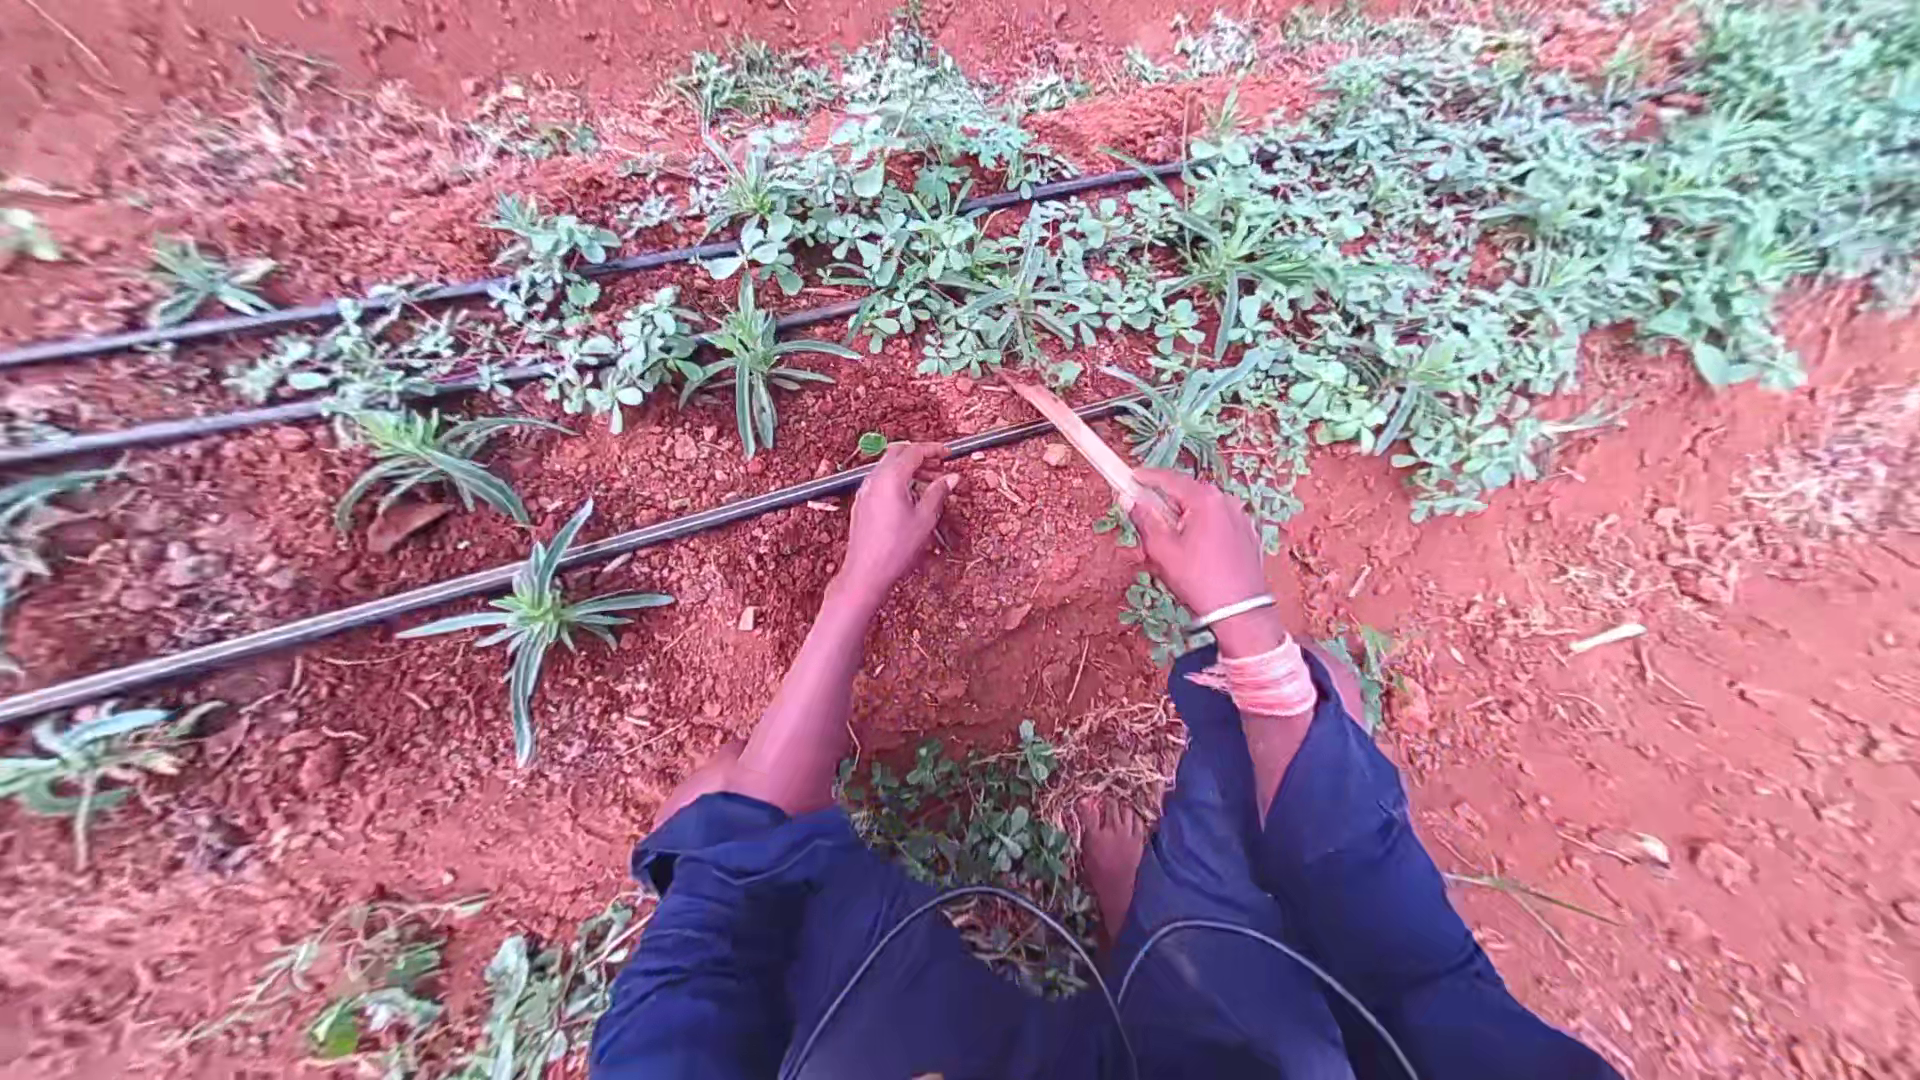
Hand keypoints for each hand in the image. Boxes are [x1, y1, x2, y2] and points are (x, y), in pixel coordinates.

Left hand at [835, 442, 956, 609]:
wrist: (866, 572)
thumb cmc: (894, 549)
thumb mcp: (925, 519)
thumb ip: (938, 493)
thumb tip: (951, 478)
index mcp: (890, 478)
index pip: (914, 451)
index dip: (934, 449)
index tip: (947, 453)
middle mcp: (874, 480)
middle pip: (897, 453)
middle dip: (920, 455)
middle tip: (939, 465)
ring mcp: (865, 491)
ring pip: (888, 467)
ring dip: (909, 469)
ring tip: (930, 483)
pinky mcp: (863, 503)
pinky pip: (881, 481)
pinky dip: (898, 480)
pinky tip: (912, 497)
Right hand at [1129, 468, 1282, 657]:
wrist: (1240, 612)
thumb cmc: (1198, 580)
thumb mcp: (1162, 550)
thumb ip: (1144, 519)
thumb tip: (1129, 499)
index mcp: (1205, 500)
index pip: (1169, 479)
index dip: (1146, 477)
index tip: (1130, 478)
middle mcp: (1227, 501)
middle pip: (1187, 492)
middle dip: (1164, 502)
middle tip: (1145, 516)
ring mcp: (1240, 517)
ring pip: (1202, 508)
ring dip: (1182, 516)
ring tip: (1168, 540)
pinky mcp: (1247, 534)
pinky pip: (1217, 521)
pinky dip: (1200, 527)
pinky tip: (1192, 550)